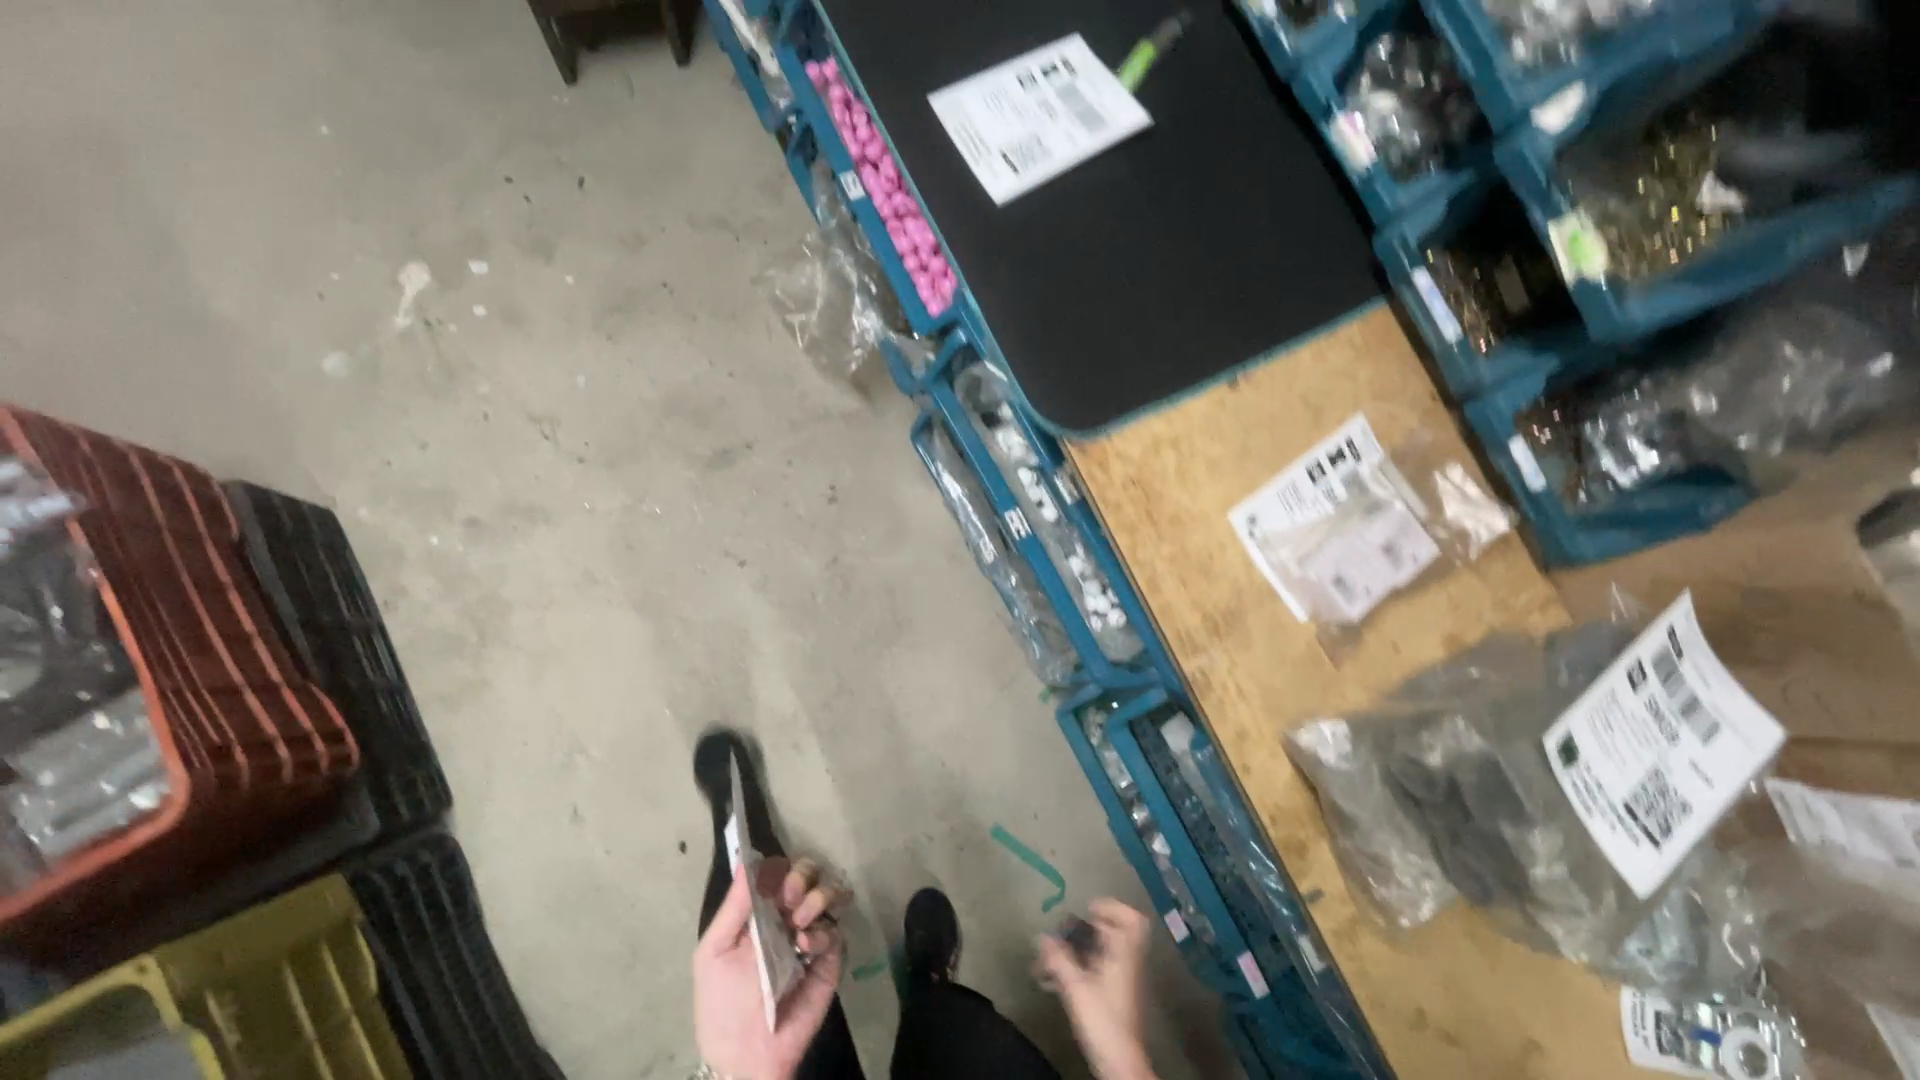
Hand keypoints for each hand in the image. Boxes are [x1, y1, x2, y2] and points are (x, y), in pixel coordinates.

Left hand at [694, 856, 847, 1079]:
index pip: (778, 872)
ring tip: (800, 922)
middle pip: (810, 874)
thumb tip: (744, 859)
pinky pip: (835, 932)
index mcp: (758, 914)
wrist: (746, 1055)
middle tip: (791, 899)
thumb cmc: (722, 1004)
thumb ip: (733, 907)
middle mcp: (787, 919)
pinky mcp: (830, 961)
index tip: (775, 881)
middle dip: (804, 875)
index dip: (781, 868)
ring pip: (831, 894)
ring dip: (819, 896)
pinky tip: (806, 949)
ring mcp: (810, 937)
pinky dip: (822, 934)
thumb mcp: (714, 952)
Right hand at [1034, 898, 1157, 1079]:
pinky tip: (1051, 981)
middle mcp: (1126, 963)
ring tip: (1046, 960)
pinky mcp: (1113, 996)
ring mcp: (1121, 980)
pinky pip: (1094, 972)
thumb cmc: (1102, 1018)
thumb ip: (1058, 959)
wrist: (1119, 1061)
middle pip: (1112, 934)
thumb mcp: (1075, 987)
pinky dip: (1075, 970)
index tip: (1088, 909)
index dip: (1112, 908)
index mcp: (1124, 955)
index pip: (1132, 920)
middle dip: (1083, 931)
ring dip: (1073, 953)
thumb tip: (1041, 936)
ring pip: (1099, 954)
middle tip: (1062, 932)